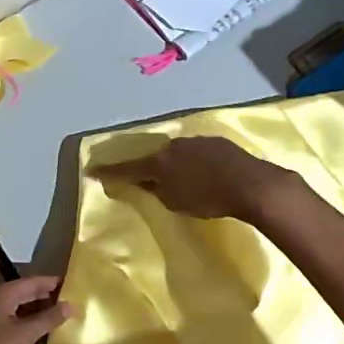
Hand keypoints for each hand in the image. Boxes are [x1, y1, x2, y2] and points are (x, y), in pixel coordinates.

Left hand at [0, 276, 71, 343]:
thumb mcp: (27, 333)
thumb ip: (49, 317)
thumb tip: (71, 304)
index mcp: (3, 294)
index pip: (34, 281)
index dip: (53, 282)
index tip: (75, 284)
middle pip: (28, 293)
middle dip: (49, 296)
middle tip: (73, 299)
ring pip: (24, 308)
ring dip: (42, 311)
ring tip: (65, 314)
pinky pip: (19, 321)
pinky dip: (33, 323)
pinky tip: (48, 331)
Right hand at [90, 135, 302, 221]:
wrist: (250, 184)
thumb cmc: (209, 199)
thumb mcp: (175, 203)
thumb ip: (156, 191)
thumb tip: (147, 182)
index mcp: (159, 162)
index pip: (128, 168)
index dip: (110, 171)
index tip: (93, 169)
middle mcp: (173, 145)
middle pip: (154, 158)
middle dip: (148, 168)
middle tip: (146, 180)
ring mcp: (196, 140)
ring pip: (176, 153)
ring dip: (173, 164)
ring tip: (180, 179)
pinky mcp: (215, 141)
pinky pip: (195, 152)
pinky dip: (192, 162)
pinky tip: (202, 172)